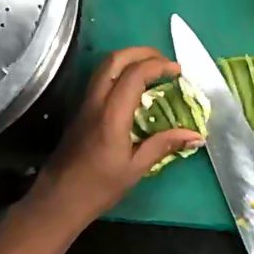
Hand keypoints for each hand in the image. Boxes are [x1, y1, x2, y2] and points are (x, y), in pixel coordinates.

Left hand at [31, 47, 203, 226]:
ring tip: (153, 71)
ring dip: (130, 60)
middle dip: (143, 53)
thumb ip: (164, 145)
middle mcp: (96, 102)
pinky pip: (101, 81)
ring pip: (105, 67)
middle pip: (115, 59)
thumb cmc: (98, 188)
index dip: (158, 66)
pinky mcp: (81, 112)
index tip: (178, 71)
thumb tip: (195, 135)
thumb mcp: (136, 169)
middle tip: (165, 62)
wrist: (58, 200)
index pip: (134, 74)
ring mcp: (85, 105)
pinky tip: (136, 91)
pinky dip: (121, 74)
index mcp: (112, 115)